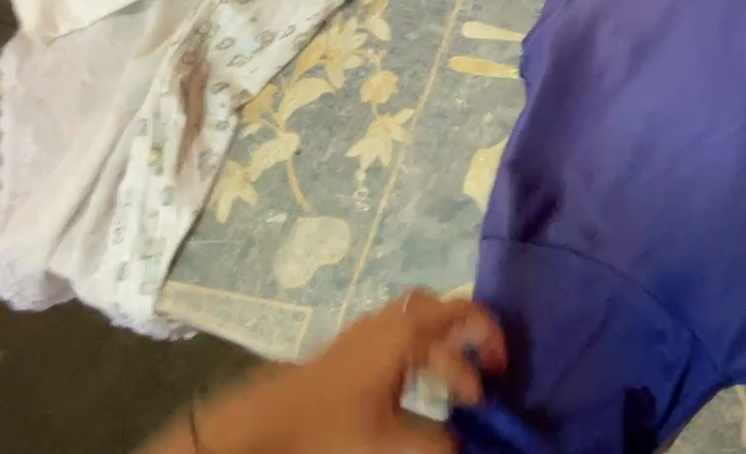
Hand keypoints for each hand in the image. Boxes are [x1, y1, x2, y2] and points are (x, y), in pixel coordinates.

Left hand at [142, 289, 506, 453]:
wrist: (258, 429)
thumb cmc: (327, 431)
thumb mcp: (386, 444)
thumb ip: (432, 444)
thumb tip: (461, 444)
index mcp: (409, 332)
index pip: (466, 323)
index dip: (486, 353)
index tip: (487, 392)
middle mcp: (394, 320)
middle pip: (446, 306)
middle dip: (472, 330)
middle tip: (485, 361)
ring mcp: (369, 328)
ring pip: (421, 314)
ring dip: (443, 336)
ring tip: (450, 369)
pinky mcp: (351, 344)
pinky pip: (399, 326)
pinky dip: (419, 342)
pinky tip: (412, 376)